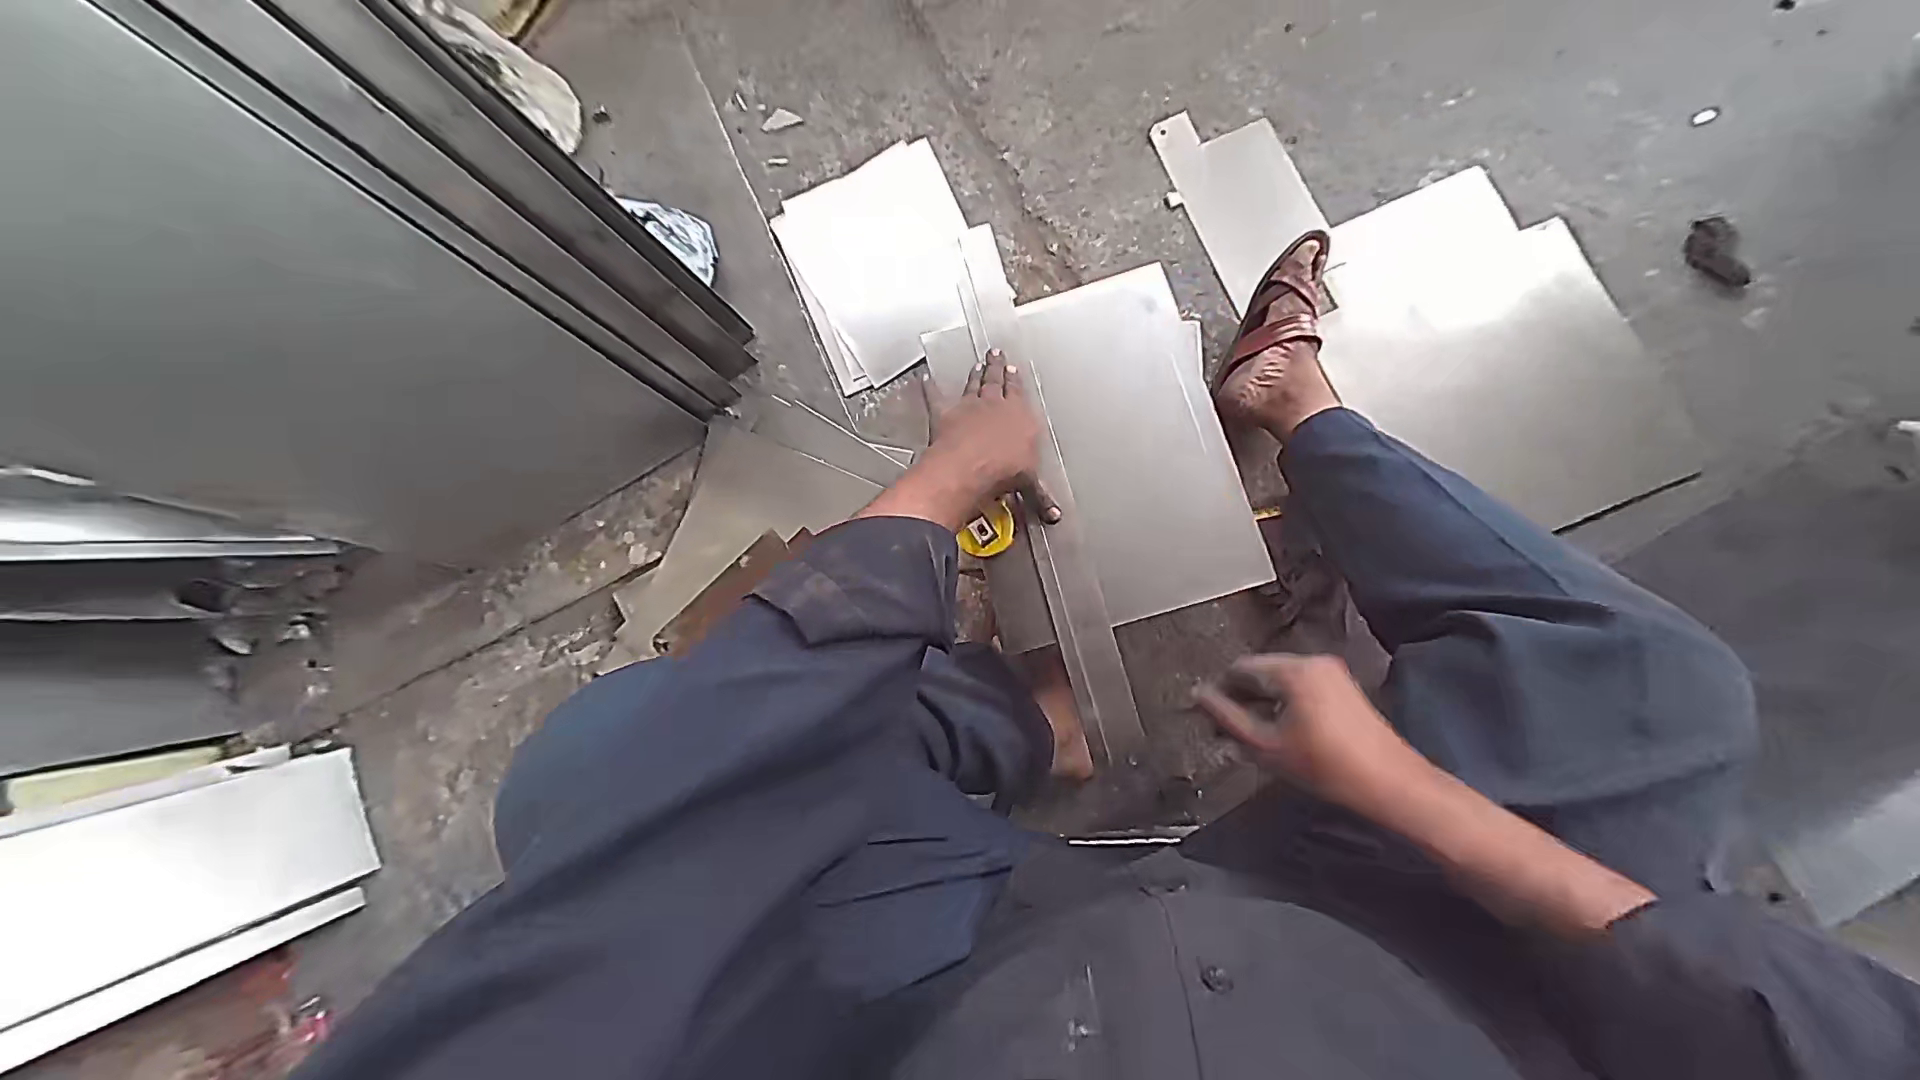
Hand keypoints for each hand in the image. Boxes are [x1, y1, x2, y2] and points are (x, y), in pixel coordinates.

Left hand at [924, 349, 1059, 519]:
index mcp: (1021, 418)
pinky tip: (926, 380)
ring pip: (973, 385)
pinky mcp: (945, 415)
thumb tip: (1054, 516)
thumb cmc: (1005, 473)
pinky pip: (936, 398)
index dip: (1015, 382)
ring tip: (977, 364)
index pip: (1019, 394)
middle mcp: (996, 406)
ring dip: (975, 374)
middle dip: (996, 368)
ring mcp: (969, 407)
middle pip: (996, 381)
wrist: (972, 469)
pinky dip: (931, 389)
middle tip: (995, 354)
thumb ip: (1039, 497)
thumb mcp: (1028, 486)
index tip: (1014, 370)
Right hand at [1193, 653, 1423, 809]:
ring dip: (1262, 702)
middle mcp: (1312, 662)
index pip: (1238, 669)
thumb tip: (1199, 696)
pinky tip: (1281, 731)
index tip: (1210, 718)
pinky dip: (1284, 703)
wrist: (1393, 785)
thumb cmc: (1328, 767)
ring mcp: (1331, 672)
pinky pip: (1299, 685)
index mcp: (1292, 670)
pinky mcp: (1342, 686)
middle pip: (1258, 671)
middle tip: (1228, 730)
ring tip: (1254, 734)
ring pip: (1278, 679)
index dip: (1219, 692)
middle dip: (1241, 697)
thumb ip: (1226, 717)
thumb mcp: (1265, 745)